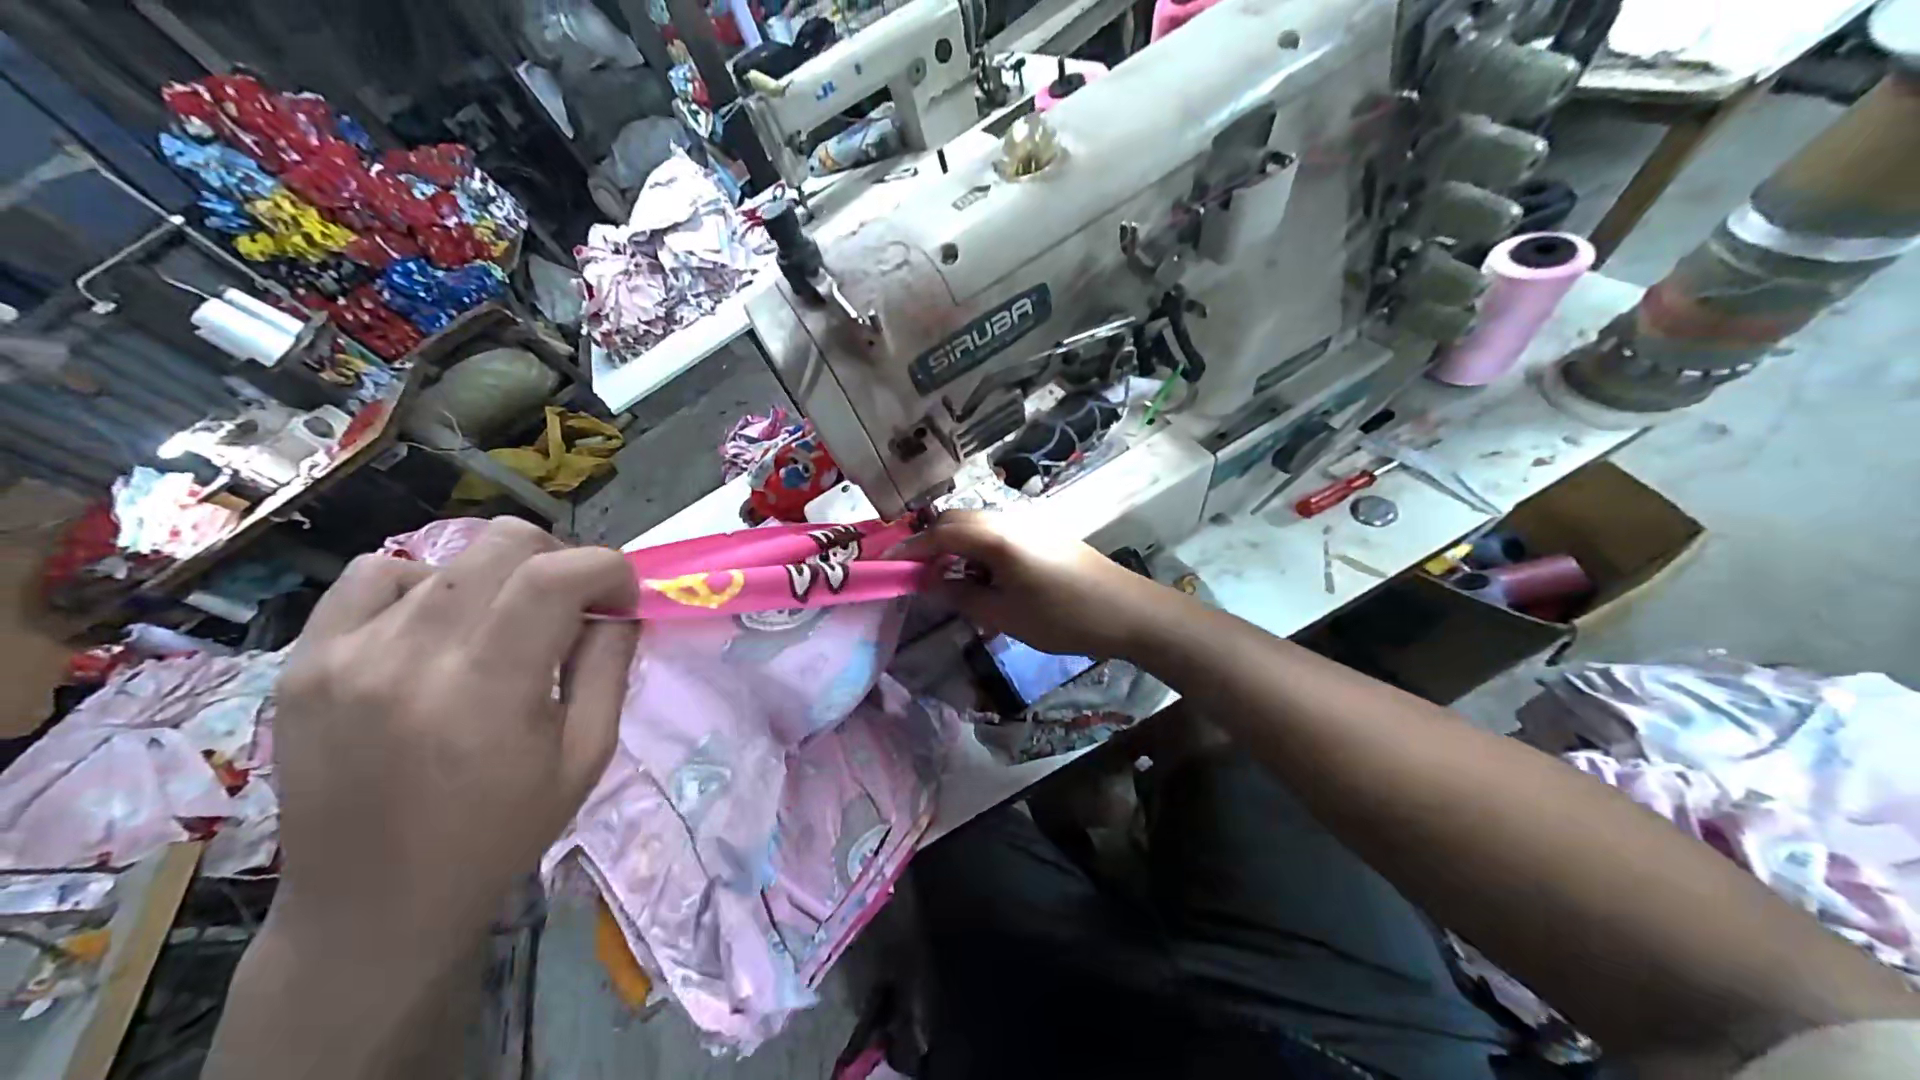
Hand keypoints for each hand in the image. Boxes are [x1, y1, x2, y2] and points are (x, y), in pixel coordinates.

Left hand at [271, 517, 638, 946]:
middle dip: (561, 562)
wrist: (373, 904)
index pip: (558, 575)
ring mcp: (345, 655)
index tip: (621, 600)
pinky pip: (375, 576)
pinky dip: (424, 585)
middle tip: (571, 609)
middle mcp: (410, 658)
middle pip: (504, 543)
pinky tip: (436, 629)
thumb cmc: (500, 835)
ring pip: (448, 557)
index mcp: (488, 691)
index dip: (608, 569)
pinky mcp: (305, 662)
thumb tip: (618, 607)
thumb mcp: (586, 756)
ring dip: (499, 578)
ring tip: (502, 627)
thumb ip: (610, 666)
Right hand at [911, 510, 1181, 659]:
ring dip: (955, 545)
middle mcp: (1010, 518)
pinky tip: (981, 575)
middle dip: (930, 542)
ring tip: (946, 578)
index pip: (939, 533)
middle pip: (957, 519)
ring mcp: (1030, 522)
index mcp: (997, 535)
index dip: (910, 549)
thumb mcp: (1004, 615)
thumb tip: (930, 582)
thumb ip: (960, 595)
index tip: (887, 566)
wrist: (1129, 611)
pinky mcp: (1044, 532)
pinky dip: (978, 548)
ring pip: (978, 524)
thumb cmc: (1063, 617)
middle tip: (915, 573)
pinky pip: (998, 531)